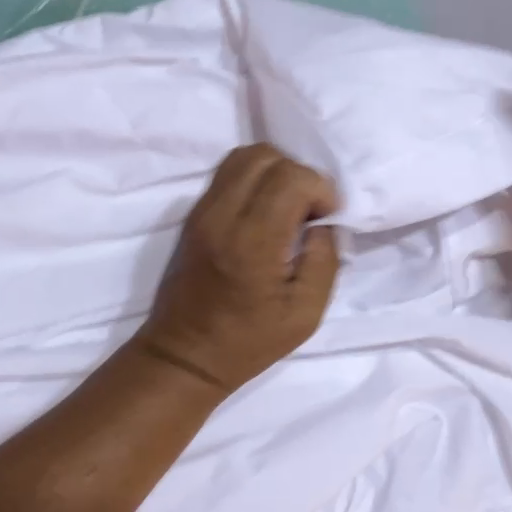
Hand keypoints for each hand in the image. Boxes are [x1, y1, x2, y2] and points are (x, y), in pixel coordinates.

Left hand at [136, 145, 340, 391]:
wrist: (185, 355)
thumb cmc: (249, 341)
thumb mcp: (306, 313)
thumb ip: (325, 259)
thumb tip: (325, 223)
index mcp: (253, 242)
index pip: (292, 177)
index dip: (320, 189)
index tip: (326, 219)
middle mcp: (223, 216)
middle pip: (267, 156)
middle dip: (299, 175)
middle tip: (308, 212)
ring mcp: (202, 211)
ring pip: (243, 156)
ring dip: (275, 172)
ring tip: (287, 208)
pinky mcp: (193, 215)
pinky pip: (227, 173)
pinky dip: (254, 180)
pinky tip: (265, 213)